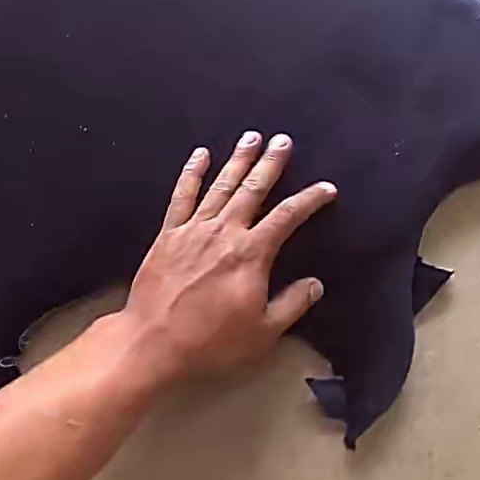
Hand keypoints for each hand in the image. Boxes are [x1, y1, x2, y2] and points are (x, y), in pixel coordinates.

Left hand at [111, 131, 336, 387]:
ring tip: (251, 137)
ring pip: (220, 186)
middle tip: (283, 141)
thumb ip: (292, 304)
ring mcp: (193, 231)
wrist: (153, 342)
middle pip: (253, 189)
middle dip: (270, 163)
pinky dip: (192, 173)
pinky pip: (182, 197)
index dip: (310, 199)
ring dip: (237, 160)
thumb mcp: (263, 332)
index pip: (288, 217)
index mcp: (251, 254)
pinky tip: (200, 155)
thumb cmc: (211, 342)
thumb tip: (315, 284)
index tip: (326, 189)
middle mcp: (224, 233)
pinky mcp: (168, 235)